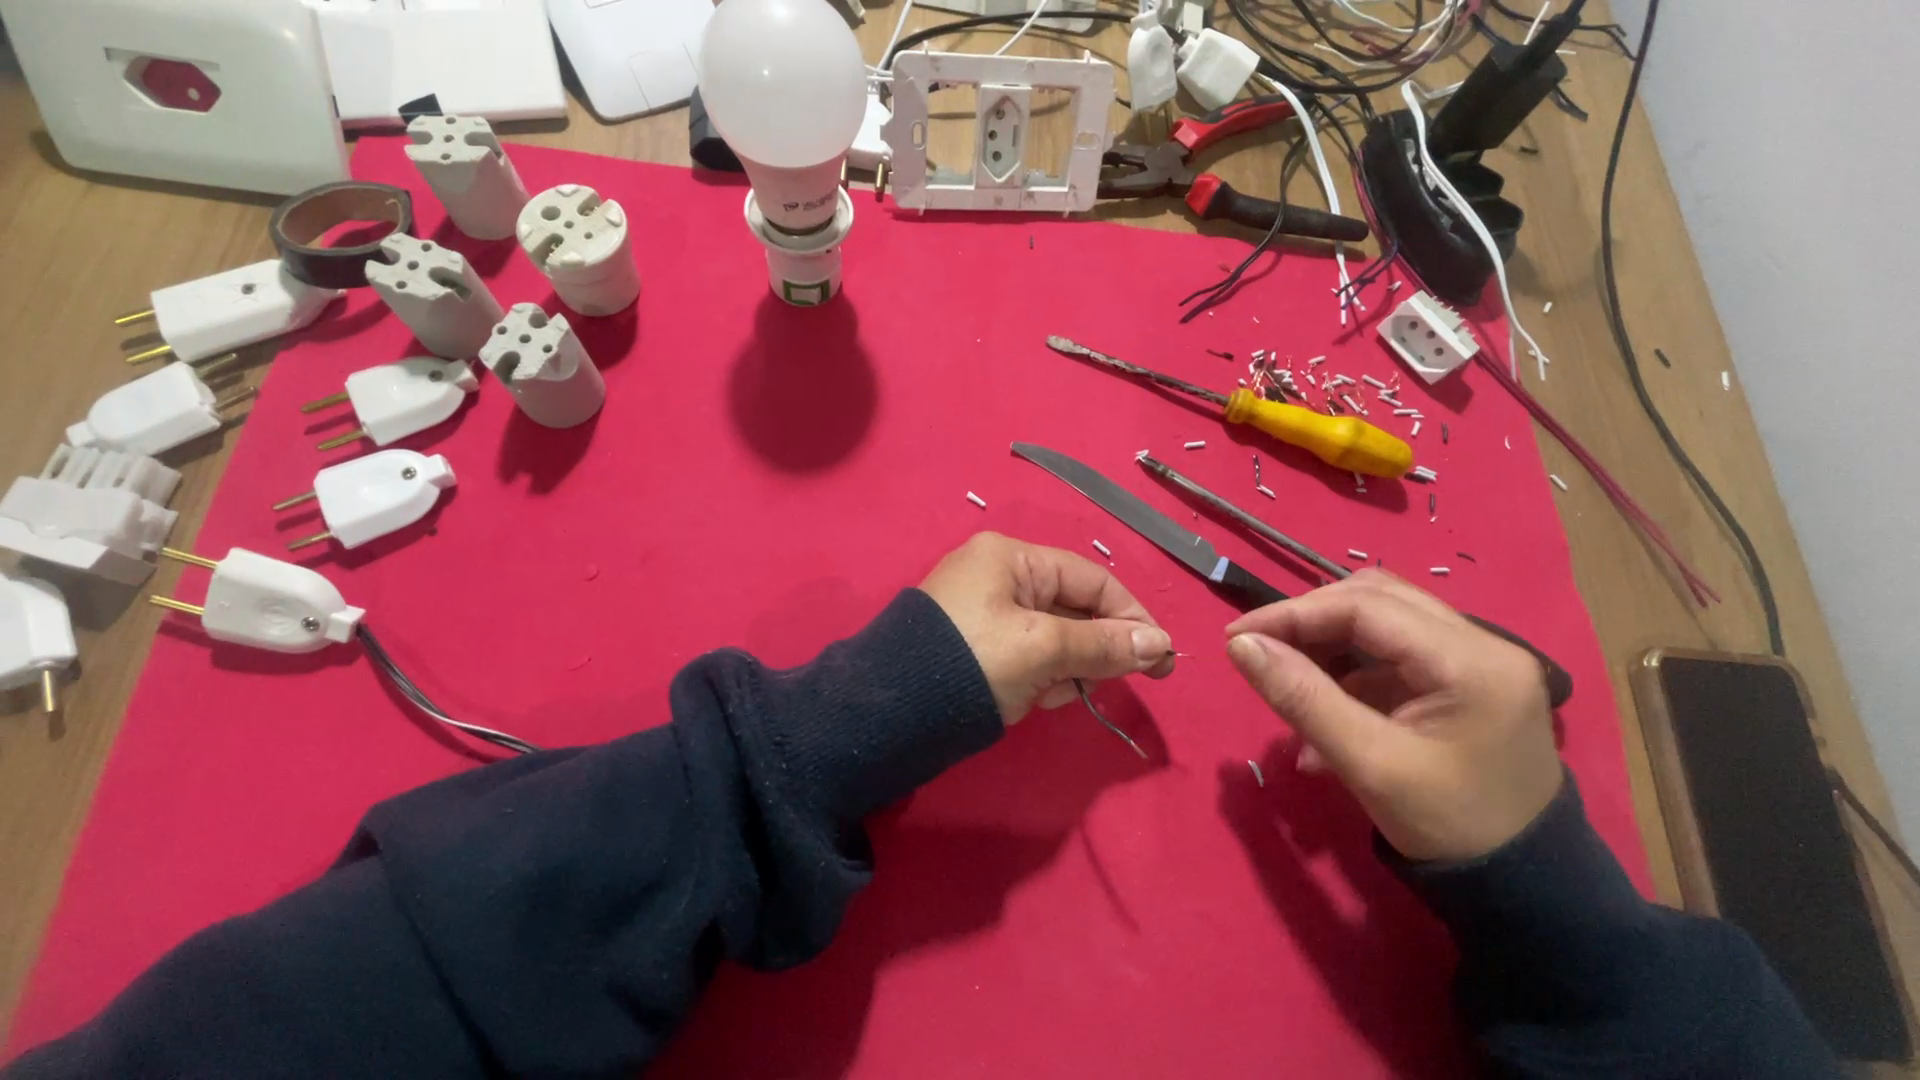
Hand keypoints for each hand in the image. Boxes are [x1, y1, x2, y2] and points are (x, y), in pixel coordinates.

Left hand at [920, 533, 1175, 725]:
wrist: (891, 714)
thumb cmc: (973, 664)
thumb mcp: (1043, 650)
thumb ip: (1104, 645)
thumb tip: (1160, 645)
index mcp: (1011, 559)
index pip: (1091, 580)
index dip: (1132, 617)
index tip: (1162, 658)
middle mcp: (999, 577)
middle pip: (1074, 610)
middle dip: (1091, 651)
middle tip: (1096, 685)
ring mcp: (986, 613)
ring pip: (1055, 639)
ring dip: (1065, 670)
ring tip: (1047, 694)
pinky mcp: (978, 647)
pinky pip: (1029, 657)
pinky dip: (1040, 679)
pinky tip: (1030, 699)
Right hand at [1224, 570, 1561, 861]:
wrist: (1520, 884)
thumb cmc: (1447, 824)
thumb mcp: (1367, 764)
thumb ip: (1302, 697)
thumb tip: (1240, 644)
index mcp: (1470, 660)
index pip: (1365, 606)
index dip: (1293, 614)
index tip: (1236, 637)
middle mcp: (1482, 643)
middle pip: (1376, 600)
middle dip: (1310, 622)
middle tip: (1259, 650)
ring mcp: (1478, 659)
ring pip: (1384, 622)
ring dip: (1328, 646)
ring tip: (1287, 685)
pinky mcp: (1467, 680)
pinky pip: (1396, 655)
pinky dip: (1351, 674)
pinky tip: (1323, 715)